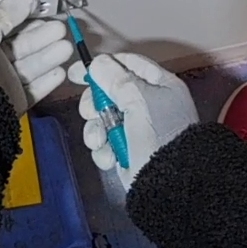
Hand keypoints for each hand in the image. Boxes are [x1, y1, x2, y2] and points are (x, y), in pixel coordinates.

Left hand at [0, 0, 74, 114]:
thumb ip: (4, 17)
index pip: (5, 27)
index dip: (25, 18)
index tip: (43, 12)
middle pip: (23, 46)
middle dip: (44, 37)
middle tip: (60, 30)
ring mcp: (3, 83)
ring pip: (32, 66)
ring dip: (50, 55)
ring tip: (65, 48)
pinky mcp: (13, 102)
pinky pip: (35, 88)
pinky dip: (48, 80)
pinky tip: (60, 72)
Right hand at [68, 51, 196, 189]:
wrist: (168, 184)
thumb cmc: (160, 136)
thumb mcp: (140, 101)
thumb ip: (117, 80)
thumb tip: (98, 63)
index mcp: (159, 85)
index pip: (127, 65)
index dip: (102, 66)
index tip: (77, 72)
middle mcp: (147, 104)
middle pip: (109, 92)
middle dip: (94, 104)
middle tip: (90, 112)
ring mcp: (135, 128)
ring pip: (101, 119)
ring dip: (96, 131)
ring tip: (101, 141)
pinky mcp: (125, 150)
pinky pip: (104, 142)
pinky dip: (103, 150)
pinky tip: (110, 157)